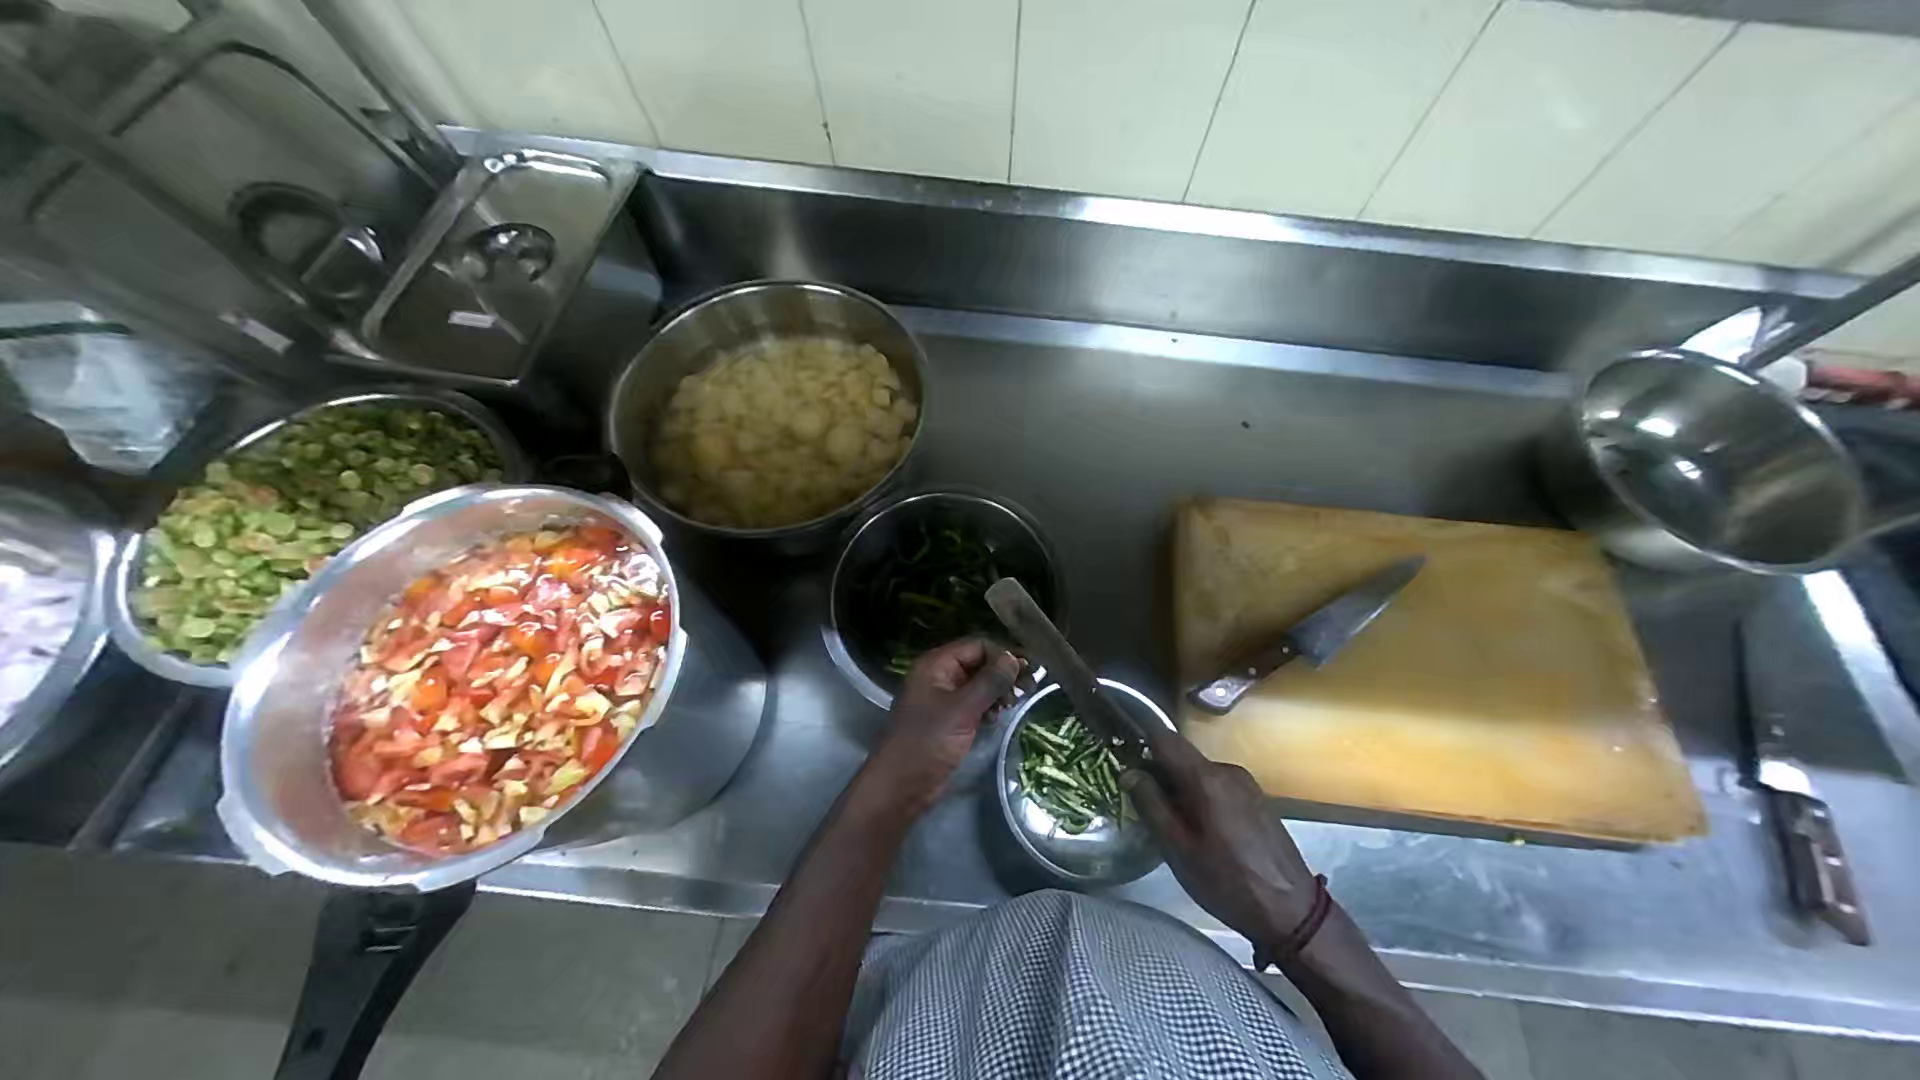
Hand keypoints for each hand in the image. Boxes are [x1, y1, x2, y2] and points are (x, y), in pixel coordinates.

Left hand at [864, 638, 1021, 813]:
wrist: (900, 786)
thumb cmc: (928, 742)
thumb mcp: (962, 709)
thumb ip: (990, 681)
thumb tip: (1014, 658)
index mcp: (936, 664)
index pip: (977, 645)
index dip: (1003, 654)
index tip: (1028, 671)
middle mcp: (939, 675)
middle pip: (978, 662)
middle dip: (1003, 673)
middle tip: (1028, 688)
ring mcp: (942, 698)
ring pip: (978, 683)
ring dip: (998, 690)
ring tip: (1012, 704)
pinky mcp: (948, 719)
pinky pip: (973, 703)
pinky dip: (988, 706)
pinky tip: (997, 717)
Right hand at [1124, 734, 1320, 956]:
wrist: (1294, 915)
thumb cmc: (1229, 883)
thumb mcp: (1179, 849)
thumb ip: (1152, 805)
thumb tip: (1130, 772)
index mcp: (1207, 778)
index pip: (1165, 739)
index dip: (1140, 737)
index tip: (1121, 746)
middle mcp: (1228, 770)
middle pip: (1182, 757)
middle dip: (1158, 772)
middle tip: (1138, 800)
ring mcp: (1246, 784)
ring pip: (1199, 774)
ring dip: (1179, 787)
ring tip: (1167, 821)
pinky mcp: (1257, 799)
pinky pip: (1217, 786)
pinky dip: (1200, 797)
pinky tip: (1197, 829)